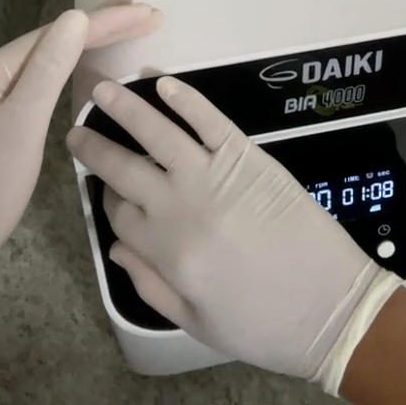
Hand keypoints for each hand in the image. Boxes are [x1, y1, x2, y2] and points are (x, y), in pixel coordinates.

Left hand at [0, 0, 162, 369]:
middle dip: (101, 25)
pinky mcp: (0, 122)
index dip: (105, 20)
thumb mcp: (22, 125)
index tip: (149, 13)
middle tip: (148, 12)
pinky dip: (74, 65)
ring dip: (90, 40)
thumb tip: (76, 17)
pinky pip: (44, 79)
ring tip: (127, 23)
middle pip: (53, 40)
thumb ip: (49, 69)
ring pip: (50, 59)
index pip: (57, 33)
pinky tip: (88, 61)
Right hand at [67, 77, 401, 392]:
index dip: (106, 198)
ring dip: (127, 108)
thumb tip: (117, 246)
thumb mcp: (196, 321)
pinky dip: (186, 98)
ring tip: (103, 88)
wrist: (330, 305)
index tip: (101, 186)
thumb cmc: (263, 322)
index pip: (119, 213)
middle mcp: (181, 207)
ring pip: (159, 134)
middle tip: (76, 129)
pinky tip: (163, 82)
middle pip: (126, 169)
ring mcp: (215, 176)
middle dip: (96, 147)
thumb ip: (150, 283)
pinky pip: (210, 120)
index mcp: (166, 252)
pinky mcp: (248, 156)